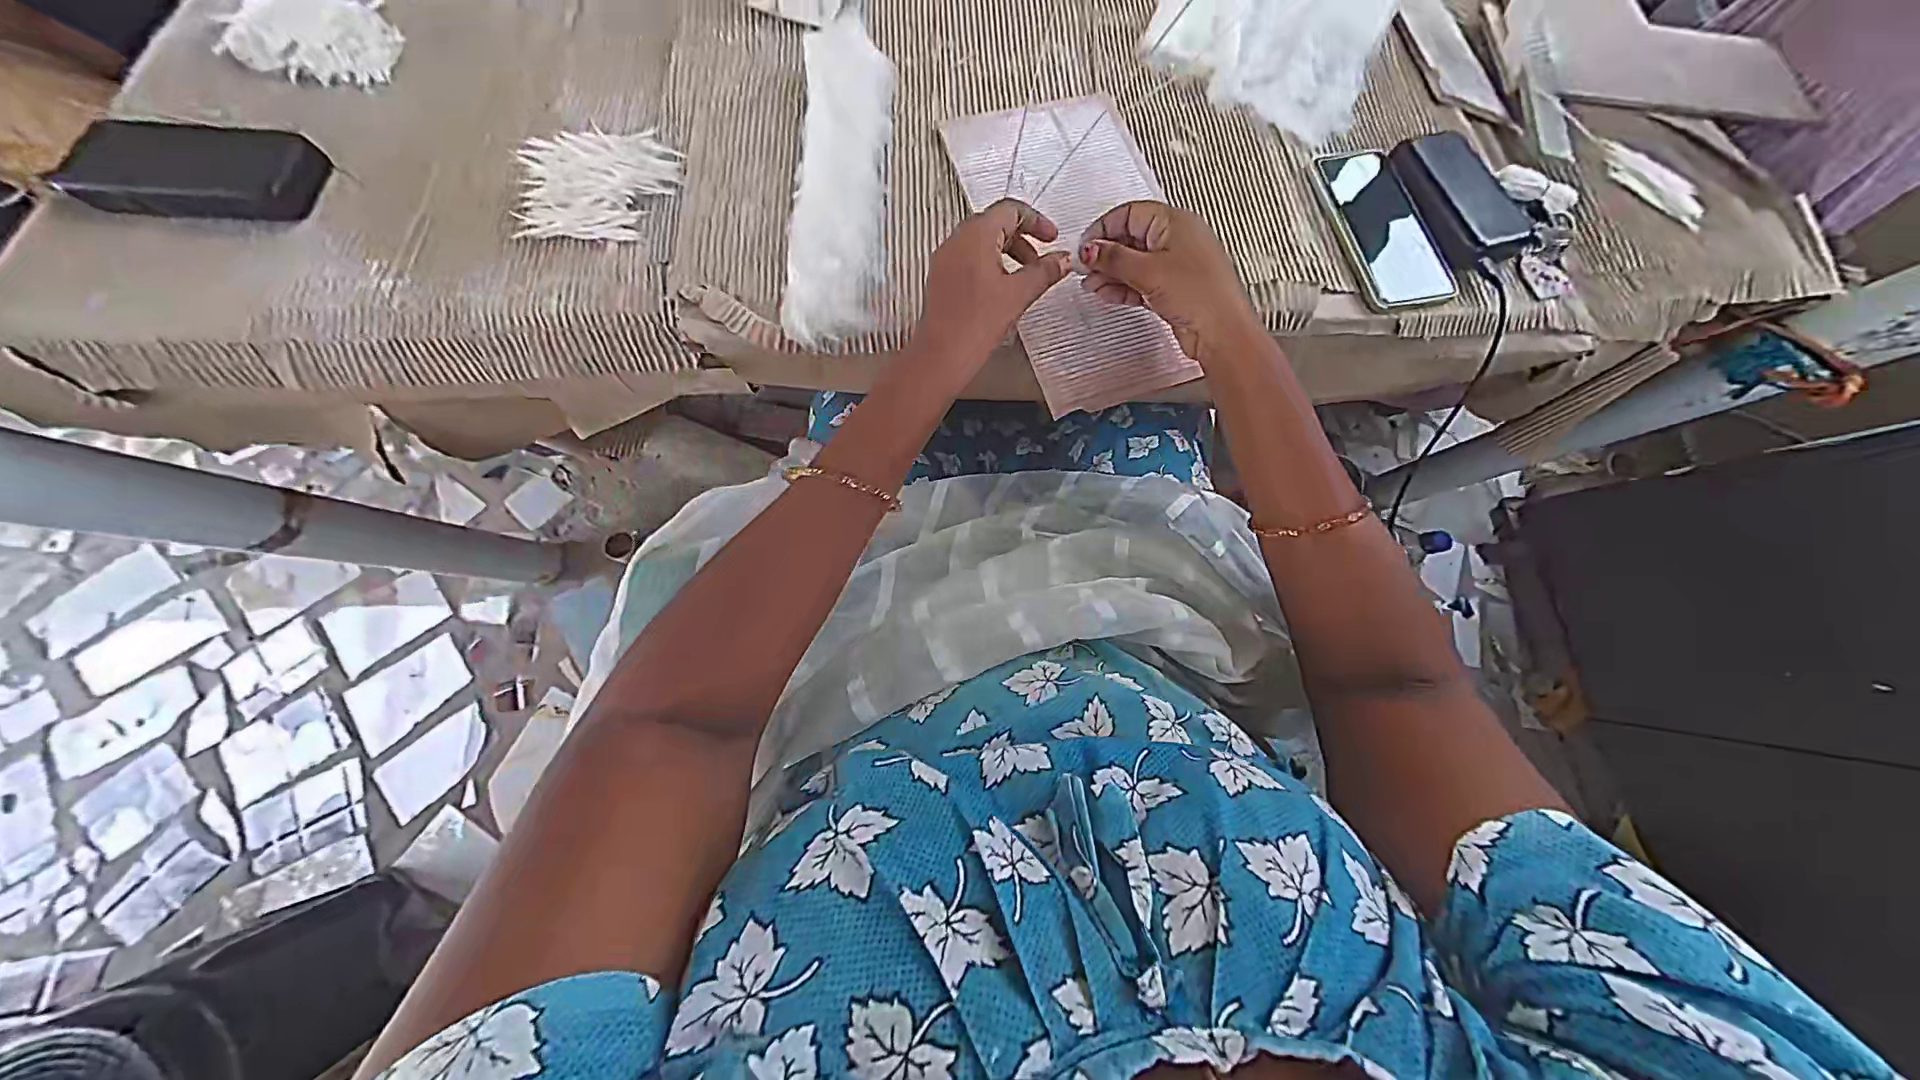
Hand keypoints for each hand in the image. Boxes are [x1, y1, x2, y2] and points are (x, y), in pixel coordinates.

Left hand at [913, 198, 1070, 375]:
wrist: (942, 356)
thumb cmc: (971, 326)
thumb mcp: (1019, 294)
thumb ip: (1045, 271)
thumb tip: (1062, 260)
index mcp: (974, 235)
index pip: (1010, 210)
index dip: (1036, 221)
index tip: (1050, 238)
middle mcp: (955, 242)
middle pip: (995, 224)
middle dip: (1022, 239)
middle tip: (1040, 260)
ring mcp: (945, 260)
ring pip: (981, 242)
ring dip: (1007, 253)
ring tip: (1024, 278)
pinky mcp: (941, 279)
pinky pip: (969, 260)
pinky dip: (990, 266)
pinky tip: (1001, 290)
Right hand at [1078, 201, 1264, 364]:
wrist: (1220, 330)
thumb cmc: (1201, 295)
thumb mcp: (1148, 271)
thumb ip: (1114, 258)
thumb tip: (1092, 249)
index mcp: (1173, 222)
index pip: (1128, 214)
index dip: (1103, 229)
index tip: (1085, 247)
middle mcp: (1175, 239)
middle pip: (1129, 239)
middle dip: (1104, 254)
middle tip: (1086, 267)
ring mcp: (1173, 265)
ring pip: (1132, 263)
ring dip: (1110, 274)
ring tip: (1093, 284)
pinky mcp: (1171, 288)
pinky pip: (1140, 282)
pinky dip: (1122, 287)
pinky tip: (1108, 293)